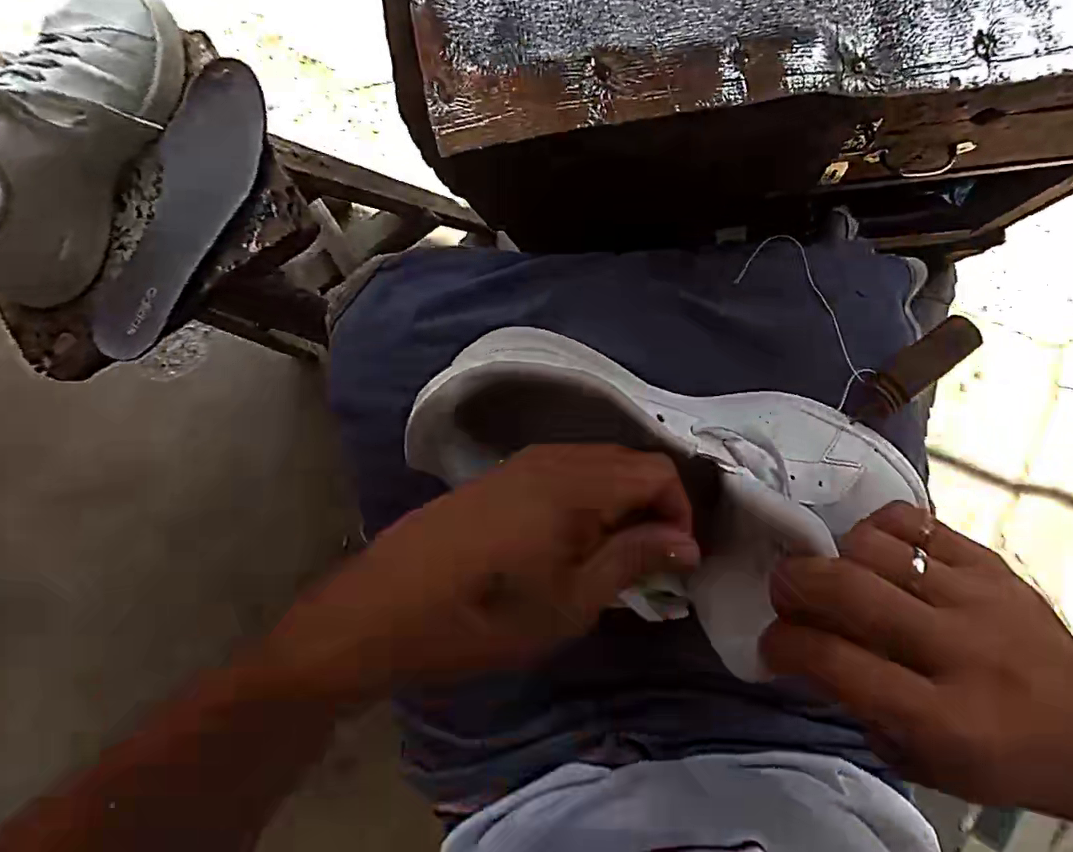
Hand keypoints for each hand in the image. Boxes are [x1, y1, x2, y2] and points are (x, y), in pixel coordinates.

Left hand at [253, 444, 699, 702]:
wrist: (387, 605)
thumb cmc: (486, 615)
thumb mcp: (572, 601)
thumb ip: (633, 559)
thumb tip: (685, 541)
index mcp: (577, 482)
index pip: (656, 471)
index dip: (679, 513)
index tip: (674, 563)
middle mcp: (554, 457)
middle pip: (627, 462)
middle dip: (652, 506)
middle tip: (648, 562)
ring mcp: (522, 461)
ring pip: (595, 466)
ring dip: (618, 503)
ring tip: (611, 556)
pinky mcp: (500, 475)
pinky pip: (563, 472)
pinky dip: (585, 498)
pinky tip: (569, 542)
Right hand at [762, 502, 1072, 819]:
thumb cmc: (1001, 758)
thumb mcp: (926, 761)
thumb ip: (858, 706)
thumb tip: (802, 648)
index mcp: (946, 718)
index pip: (840, 662)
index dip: (787, 644)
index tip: (770, 641)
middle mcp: (963, 652)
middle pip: (852, 590)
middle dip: (796, 582)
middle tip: (783, 590)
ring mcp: (980, 599)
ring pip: (875, 546)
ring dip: (836, 555)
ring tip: (835, 570)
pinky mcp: (993, 565)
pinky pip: (915, 521)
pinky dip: (879, 526)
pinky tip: (874, 547)